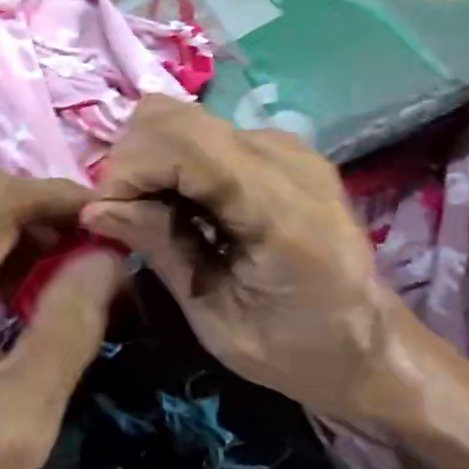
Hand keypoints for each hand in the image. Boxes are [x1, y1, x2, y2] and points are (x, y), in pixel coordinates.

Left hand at [0, 171, 124, 468]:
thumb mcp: (26, 410)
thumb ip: (69, 322)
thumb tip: (110, 252)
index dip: (56, 195)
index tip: (112, 219)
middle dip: (47, 210)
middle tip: (103, 245)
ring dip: (30, 229)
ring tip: (86, 262)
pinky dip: (9, 253)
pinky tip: (45, 284)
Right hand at [82, 95, 412, 424]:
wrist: (374, 348)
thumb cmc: (298, 353)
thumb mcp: (218, 322)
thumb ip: (160, 250)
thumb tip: (93, 210)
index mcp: (282, 212)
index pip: (183, 145)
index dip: (127, 171)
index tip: (105, 216)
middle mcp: (285, 160)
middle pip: (171, 116)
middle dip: (129, 160)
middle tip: (124, 214)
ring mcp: (284, 144)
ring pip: (178, 115)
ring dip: (146, 156)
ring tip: (150, 209)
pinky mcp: (276, 144)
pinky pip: (199, 130)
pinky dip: (169, 158)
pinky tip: (180, 202)